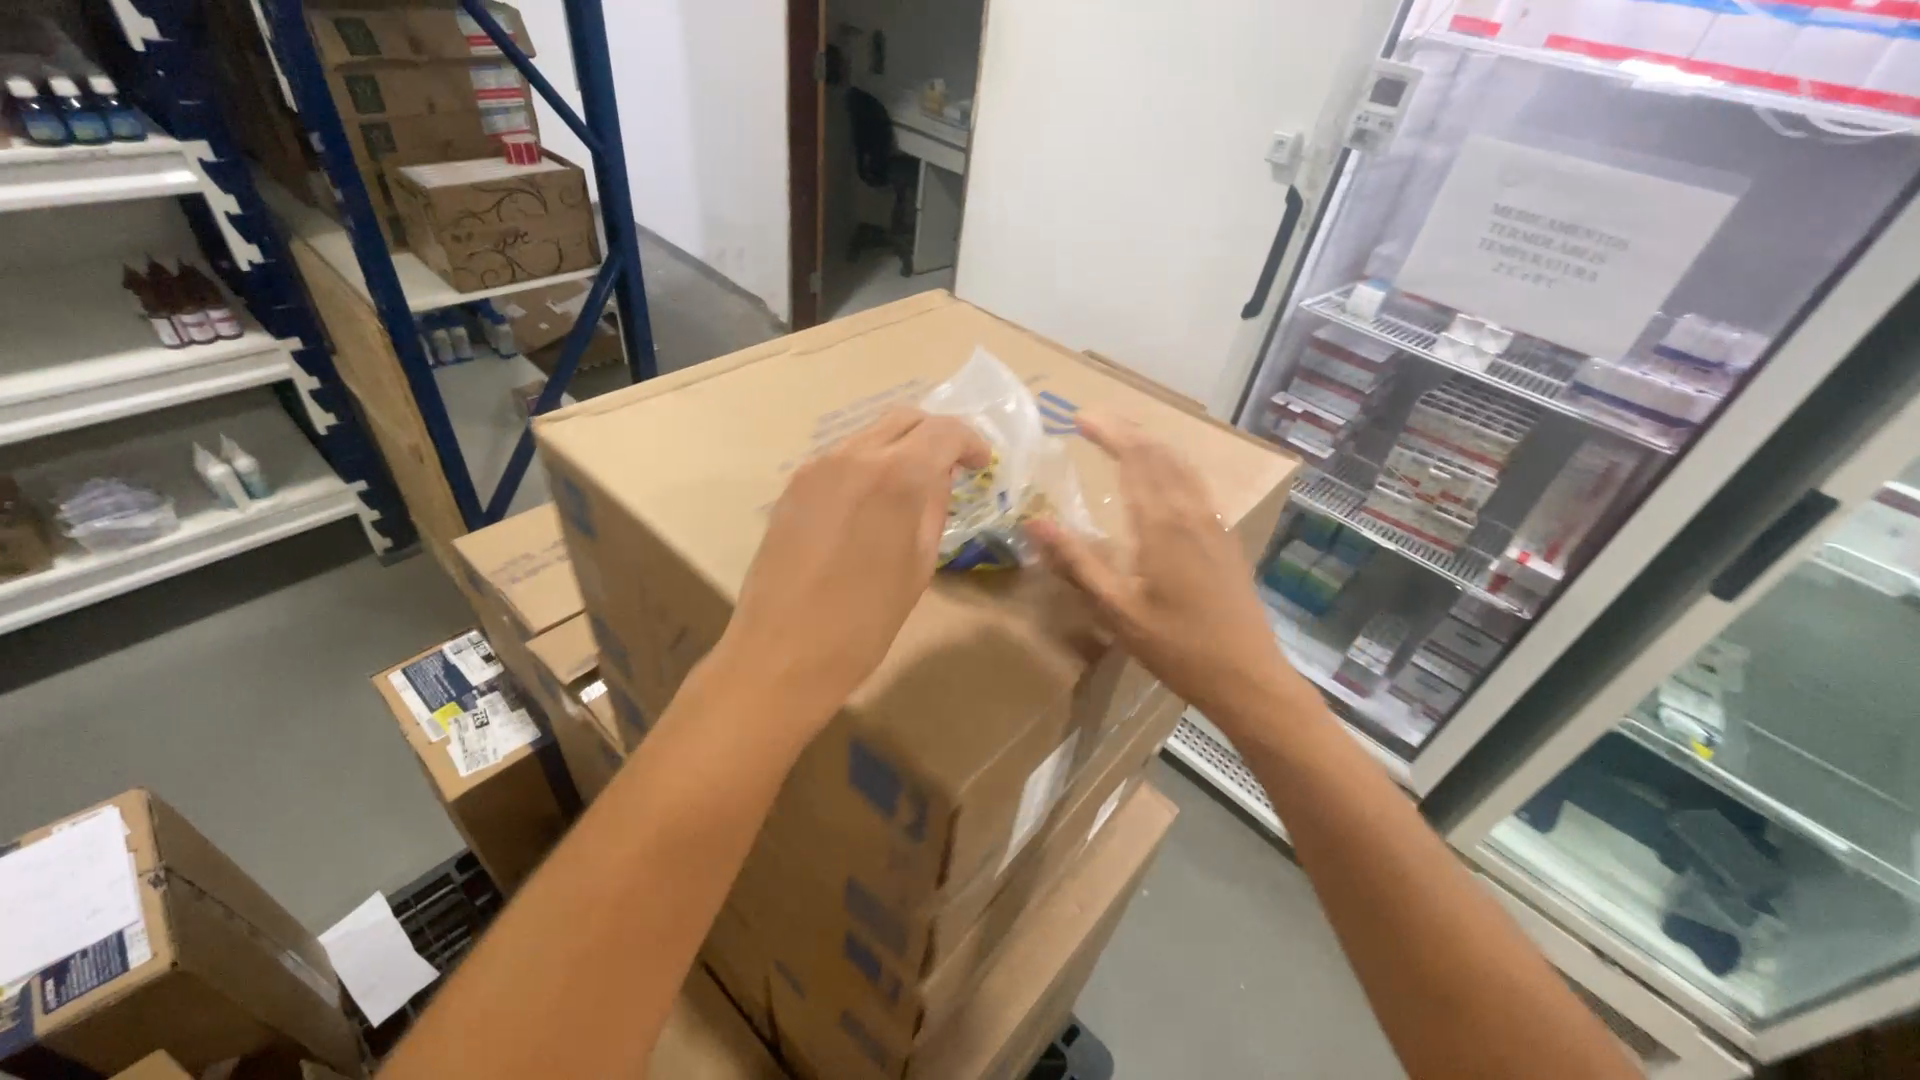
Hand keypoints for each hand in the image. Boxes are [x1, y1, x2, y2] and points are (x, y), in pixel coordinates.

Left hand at [716, 408, 989, 731]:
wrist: (783, 652)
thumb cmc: (865, 622)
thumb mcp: (919, 565)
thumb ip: (933, 508)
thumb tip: (939, 477)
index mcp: (897, 476)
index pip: (944, 431)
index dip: (970, 442)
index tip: (981, 465)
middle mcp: (855, 456)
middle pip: (904, 418)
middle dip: (935, 435)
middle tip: (951, 468)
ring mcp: (817, 467)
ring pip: (869, 435)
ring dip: (899, 449)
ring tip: (911, 488)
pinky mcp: (793, 486)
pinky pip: (841, 458)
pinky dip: (867, 466)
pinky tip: (872, 504)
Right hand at [1028, 414, 1289, 722]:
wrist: (1248, 677)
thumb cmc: (1177, 648)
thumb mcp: (1117, 611)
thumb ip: (1076, 563)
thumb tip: (1034, 522)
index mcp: (1163, 525)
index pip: (1135, 459)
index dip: (1108, 432)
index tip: (1079, 417)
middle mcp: (1192, 513)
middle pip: (1161, 454)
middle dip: (1128, 430)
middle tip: (1095, 420)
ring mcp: (1215, 524)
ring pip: (1183, 466)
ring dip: (1152, 444)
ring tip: (1125, 438)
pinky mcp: (1226, 539)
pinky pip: (1197, 485)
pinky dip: (1172, 466)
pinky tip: (1164, 481)